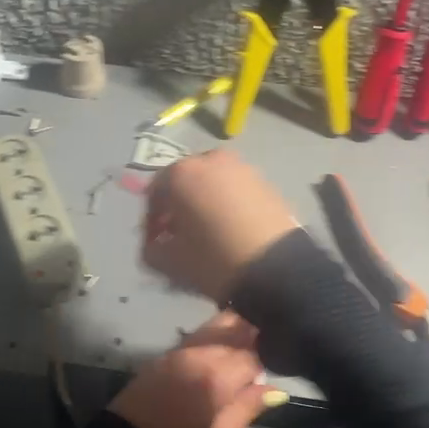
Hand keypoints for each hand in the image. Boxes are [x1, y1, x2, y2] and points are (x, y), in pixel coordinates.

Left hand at [108, 311, 287, 427]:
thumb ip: (248, 408)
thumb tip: (277, 389)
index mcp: (217, 376)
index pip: (252, 355)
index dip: (265, 361)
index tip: (273, 370)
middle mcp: (199, 353)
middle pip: (234, 328)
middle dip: (252, 335)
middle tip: (265, 348)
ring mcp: (179, 350)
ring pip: (214, 325)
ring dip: (233, 330)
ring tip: (246, 344)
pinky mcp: (164, 353)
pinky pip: (196, 335)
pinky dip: (213, 335)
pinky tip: (220, 348)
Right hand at [143, 149, 298, 302]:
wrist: (278, 268)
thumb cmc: (214, 259)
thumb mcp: (169, 261)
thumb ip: (150, 248)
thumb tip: (155, 243)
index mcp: (181, 173)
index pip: (154, 192)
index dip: (150, 220)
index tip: (154, 243)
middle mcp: (211, 159)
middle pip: (184, 183)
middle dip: (177, 208)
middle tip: (179, 236)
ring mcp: (242, 168)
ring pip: (212, 185)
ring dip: (203, 205)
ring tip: (207, 234)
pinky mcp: (266, 182)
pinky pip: (236, 191)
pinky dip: (227, 206)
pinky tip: (231, 231)